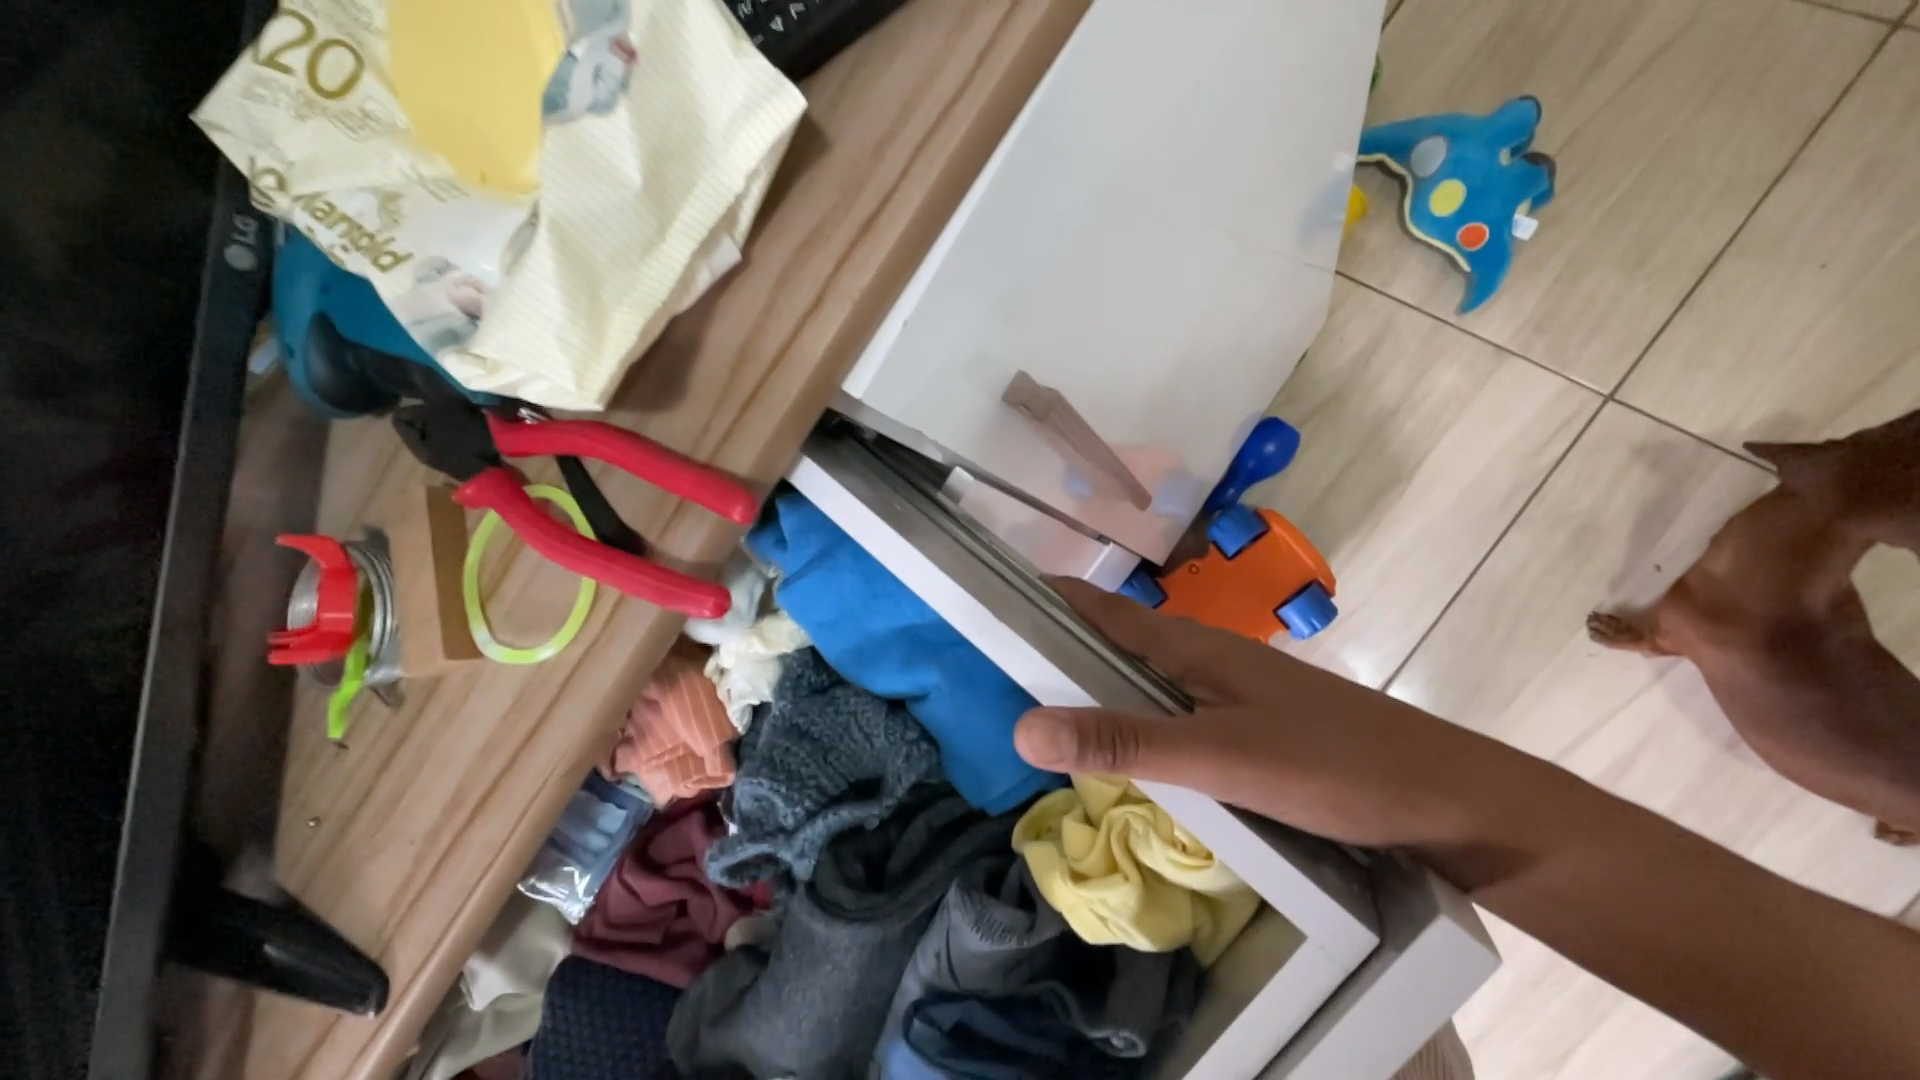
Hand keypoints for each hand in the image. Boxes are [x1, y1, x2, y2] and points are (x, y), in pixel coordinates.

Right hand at [1015, 579, 1546, 853]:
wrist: (1441, 798)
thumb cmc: (1331, 765)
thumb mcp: (1218, 757)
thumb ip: (1124, 742)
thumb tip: (1022, 726)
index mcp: (1188, 646)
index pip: (1096, 607)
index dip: (1041, 596)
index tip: (982, 598)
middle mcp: (1201, 656)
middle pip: (1110, 639)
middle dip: (1052, 644)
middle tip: (989, 669)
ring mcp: (1227, 690)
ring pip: (1139, 676)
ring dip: (1089, 683)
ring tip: (1035, 708)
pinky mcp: (1246, 724)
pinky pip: (1167, 709)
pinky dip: (1129, 717)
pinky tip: (1120, 750)